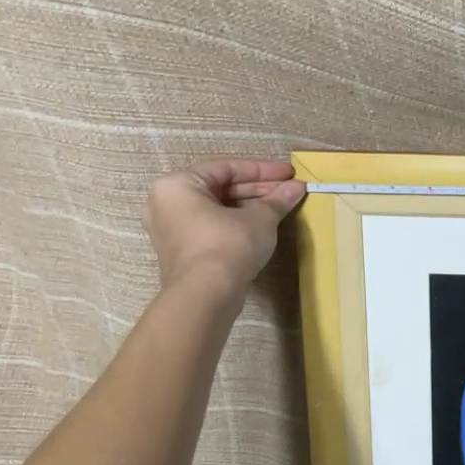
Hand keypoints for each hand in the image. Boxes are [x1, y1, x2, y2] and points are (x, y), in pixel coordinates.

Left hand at [142, 159, 305, 297]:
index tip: (289, 173)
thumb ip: (278, 199)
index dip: (263, 170)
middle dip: (258, 189)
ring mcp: (169, 229)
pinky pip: (210, 226)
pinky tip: (261, 226)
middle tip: (288, 191)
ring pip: (216, 208)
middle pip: (220, 188)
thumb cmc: (228, 244)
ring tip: (280, 207)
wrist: (206, 296)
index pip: (227, 168)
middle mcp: (166, 202)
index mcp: (178, 184)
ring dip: (249, 206)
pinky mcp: (179, 251)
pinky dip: (234, 222)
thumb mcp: (260, 218)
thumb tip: (299, 187)